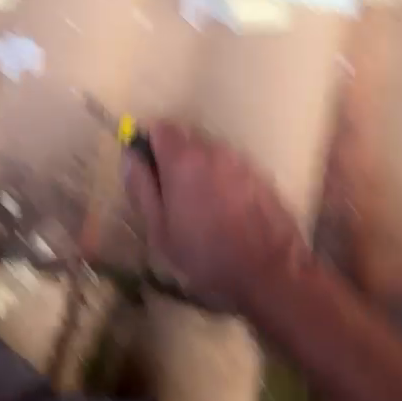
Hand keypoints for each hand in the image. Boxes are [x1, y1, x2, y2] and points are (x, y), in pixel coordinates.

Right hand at [124, 122, 311, 313]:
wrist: (272, 273)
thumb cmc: (207, 256)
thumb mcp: (160, 232)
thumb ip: (141, 188)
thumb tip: (129, 157)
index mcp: (183, 159)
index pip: (159, 127)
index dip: (148, 145)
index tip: (147, 172)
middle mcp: (212, 150)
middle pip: (185, 139)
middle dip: (174, 160)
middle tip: (172, 198)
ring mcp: (240, 160)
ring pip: (209, 155)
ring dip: (200, 171)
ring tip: (201, 210)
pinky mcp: (260, 176)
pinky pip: (231, 169)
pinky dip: (223, 182)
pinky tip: (227, 214)